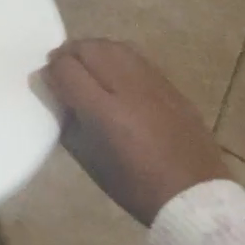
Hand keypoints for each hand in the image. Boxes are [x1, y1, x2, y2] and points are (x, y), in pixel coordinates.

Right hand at [44, 39, 230, 224]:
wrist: (196, 198)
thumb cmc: (135, 185)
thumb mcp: (88, 156)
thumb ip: (68, 118)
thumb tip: (56, 91)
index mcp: (105, 112)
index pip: (65, 68)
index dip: (51, 71)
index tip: (49, 82)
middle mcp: (130, 91)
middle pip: (89, 48)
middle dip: (69, 54)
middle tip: (63, 70)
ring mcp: (156, 87)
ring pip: (115, 47)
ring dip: (94, 51)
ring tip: (88, 66)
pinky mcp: (173, 89)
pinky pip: (138, 59)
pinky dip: (118, 59)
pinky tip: (115, 75)